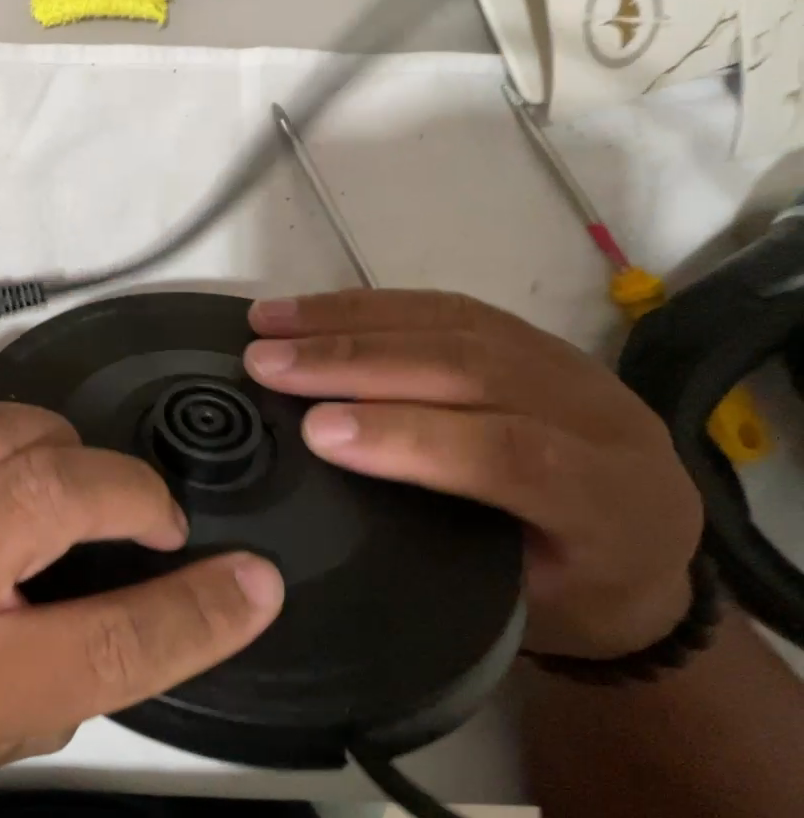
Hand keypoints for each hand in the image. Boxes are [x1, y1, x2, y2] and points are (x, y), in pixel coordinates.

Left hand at [0, 379, 283, 780]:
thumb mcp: (1, 731)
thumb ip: (88, 668)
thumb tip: (185, 595)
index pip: (107, 640)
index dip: (200, 611)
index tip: (253, 580)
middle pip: (50, 500)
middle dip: (130, 495)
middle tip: (150, 517)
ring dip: (58, 445)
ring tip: (68, 479)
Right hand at [243, 290, 702, 658]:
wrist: (640, 561)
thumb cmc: (562, 594)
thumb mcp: (514, 597)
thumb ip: (438, 542)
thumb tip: (327, 480)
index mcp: (612, 504)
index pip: (512, 455)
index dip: (410, 435)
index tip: (316, 430)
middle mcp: (601, 421)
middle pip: (471, 369)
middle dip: (354, 362)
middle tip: (264, 363)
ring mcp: (567, 368)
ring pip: (453, 325)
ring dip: (345, 321)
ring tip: (266, 324)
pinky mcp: (531, 338)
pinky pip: (446, 307)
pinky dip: (365, 306)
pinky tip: (306, 309)